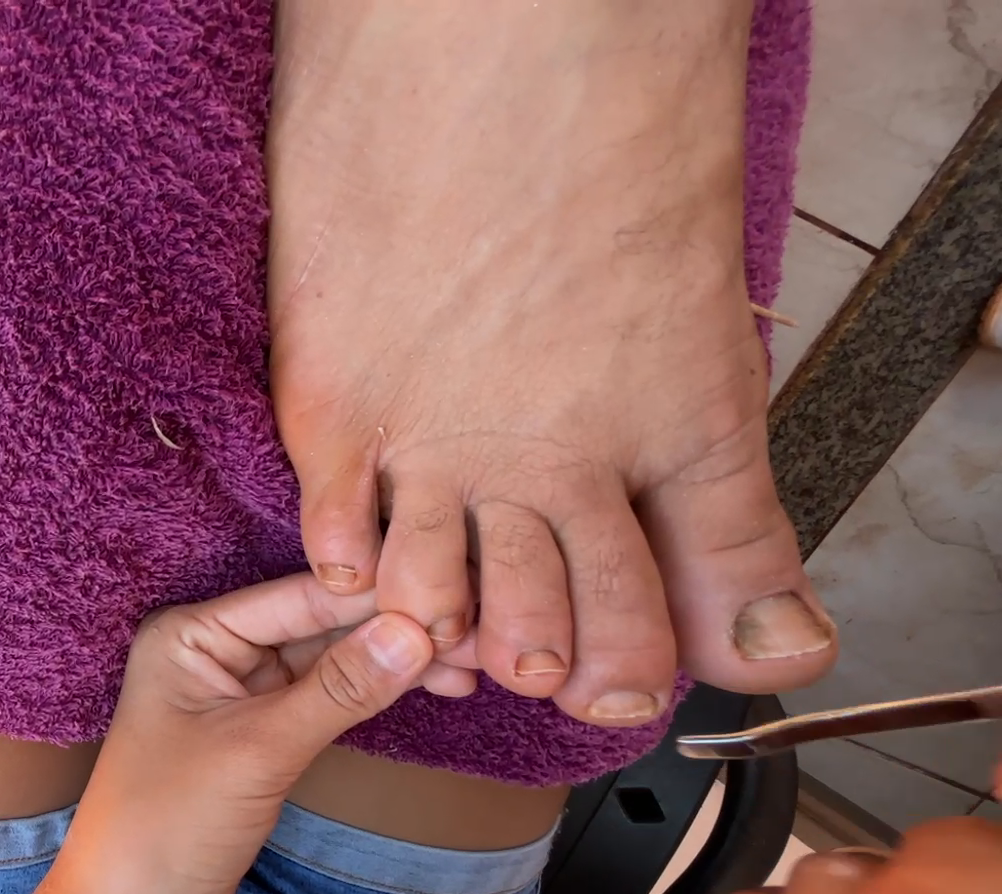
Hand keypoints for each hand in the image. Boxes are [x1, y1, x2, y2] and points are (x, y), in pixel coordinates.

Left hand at [50, 573, 434, 893]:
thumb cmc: (170, 820)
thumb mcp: (258, 750)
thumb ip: (338, 691)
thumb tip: (414, 632)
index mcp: (190, 632)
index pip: (294, 599)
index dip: (373, 598)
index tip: (453, 596)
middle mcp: (211, 647)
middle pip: (313, 625)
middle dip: (389, 631)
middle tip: (478, 633)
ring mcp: (236, 687)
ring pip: (324, 661)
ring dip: (389, 662)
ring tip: (472, 663)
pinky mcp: (257, 726)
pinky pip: (321, 696)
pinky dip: (369, 693)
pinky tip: (427, 684)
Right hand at [266, 0, 836, 724]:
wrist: (478, 38)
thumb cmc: (599, 108)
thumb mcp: (696, 254)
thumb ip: (696, 387)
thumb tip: (710, 457)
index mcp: (667, 408)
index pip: (702, 579)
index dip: (689, 650)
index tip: (665, 679)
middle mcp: (546, 450)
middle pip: (569, 608)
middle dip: (579, 662)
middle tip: (564, 680)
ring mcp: (426, 437)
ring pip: (445, 591)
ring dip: (462, 633)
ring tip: (460, 652)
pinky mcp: (331, 407)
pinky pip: (337, 528)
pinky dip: (350, 567)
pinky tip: (355, 577)